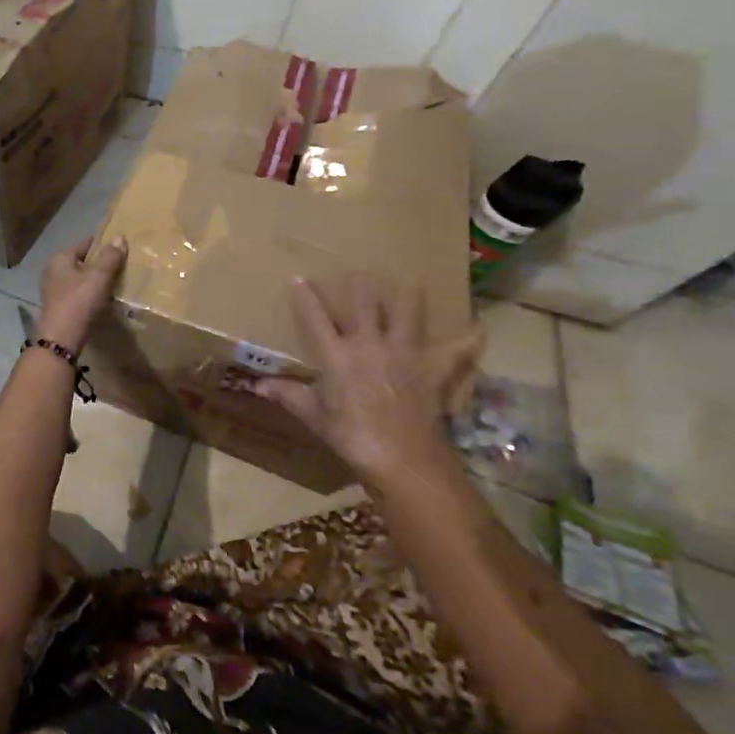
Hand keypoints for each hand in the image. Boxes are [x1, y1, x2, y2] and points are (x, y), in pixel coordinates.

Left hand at [34, 236, 127, 350]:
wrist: (61, 339)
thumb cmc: (79, 302)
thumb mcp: (98, 277)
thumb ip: (110, 257)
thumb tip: (119, 237)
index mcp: (60, 259)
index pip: (85, 244)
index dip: (103, 245)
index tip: (121, 248)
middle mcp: (53, 271)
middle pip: (83, 262)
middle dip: (100, 264)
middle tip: (122, 267)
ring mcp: (54, 290)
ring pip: (81, 280)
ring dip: (96, 281)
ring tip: (116, 284)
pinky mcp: (58, 307)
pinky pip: (78, 294)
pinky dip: (90, 295)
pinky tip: (104, 300)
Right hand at [246, 275, 482, 486]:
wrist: (402, 459)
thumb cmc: (352, 438)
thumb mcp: (315, 418)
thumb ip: (288, 396)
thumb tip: (258, 385)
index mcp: (338, 356)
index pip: (316, 318)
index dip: (306, 297)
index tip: (299, 278)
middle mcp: (370, 345)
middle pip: (365, 302)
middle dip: (361, 284)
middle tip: (361, 274)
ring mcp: (405, 353)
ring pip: (408, 311)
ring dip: (408, 296)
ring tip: (409, 285)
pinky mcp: (433, 368)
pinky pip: (457, 349)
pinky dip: (468, 339)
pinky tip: (476, 329)